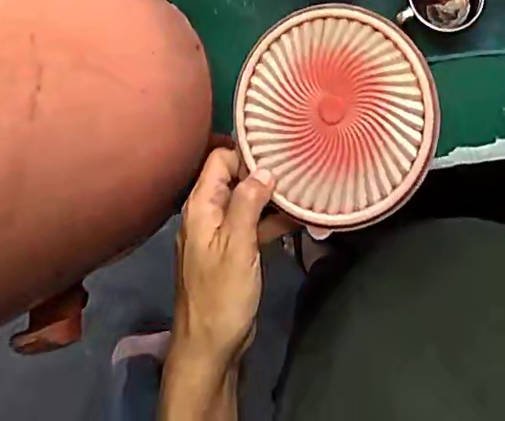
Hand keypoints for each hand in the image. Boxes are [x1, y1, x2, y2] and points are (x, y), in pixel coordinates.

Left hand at [172, 148, 279, 369]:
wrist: (209, 349)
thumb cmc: (221, 295)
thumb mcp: (237, 245)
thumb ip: (248, 202)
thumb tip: (265, 169)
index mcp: (201, 206)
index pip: (220, 158)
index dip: (247, 154)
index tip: (277, 155)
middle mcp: (207, 213)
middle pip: (235, 176)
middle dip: (264, 171)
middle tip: (296, 167)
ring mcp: (219, 232)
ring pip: (247, 199)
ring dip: (272, 196)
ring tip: (303, 189)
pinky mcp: (233, 250)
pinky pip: (253, 222)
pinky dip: (272, 218)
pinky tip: (298, 217)